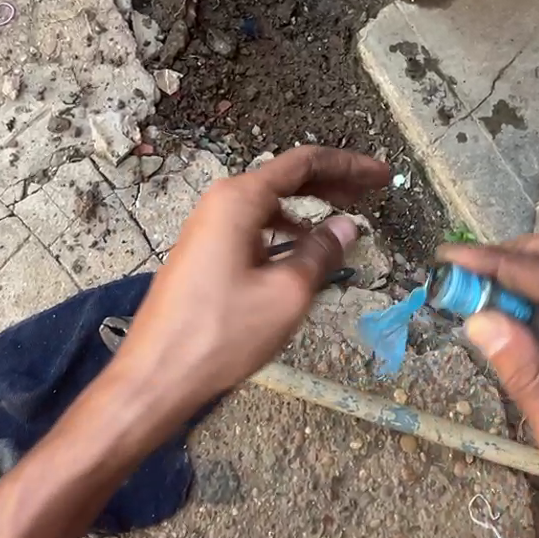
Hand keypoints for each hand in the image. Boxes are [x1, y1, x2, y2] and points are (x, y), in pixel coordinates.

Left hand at [108, 146, 391, 418]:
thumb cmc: (221, 333)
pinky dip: (285, 226)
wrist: (155, 375)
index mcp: (240, 199)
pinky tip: (302, 245)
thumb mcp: (286, 294)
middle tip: (372, 191)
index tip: (383, 175)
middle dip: (332, 180)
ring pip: (269, 201)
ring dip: (310, 204)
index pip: (304, 163)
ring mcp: (209, 225)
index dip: (349, 165)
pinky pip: (253, 223)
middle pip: (286, 176)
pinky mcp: (204, 250)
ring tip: (345, 215)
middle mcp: (221, 201)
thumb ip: (321, 253)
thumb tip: (347, 227)